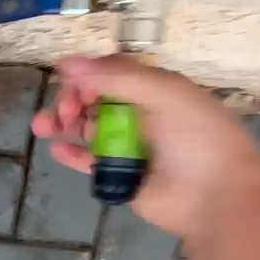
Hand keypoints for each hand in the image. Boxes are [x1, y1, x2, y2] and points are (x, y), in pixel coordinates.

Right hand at [30, 55, 259, 241]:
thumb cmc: (198, 138)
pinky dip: (71, 154)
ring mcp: (128, 146)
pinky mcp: (118, 175)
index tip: (67, 81)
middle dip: (71, 100)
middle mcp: (140, 114)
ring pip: (85, 129)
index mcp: (155, 90)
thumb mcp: (165, 95)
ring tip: (43, 128)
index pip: (111, 73)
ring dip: (62, 125)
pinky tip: (57, 149)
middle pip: (93, 100)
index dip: (86, 75)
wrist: (216, 197)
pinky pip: (87, 160)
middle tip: (64, 113)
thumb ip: (117, 77)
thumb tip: (66, 62)